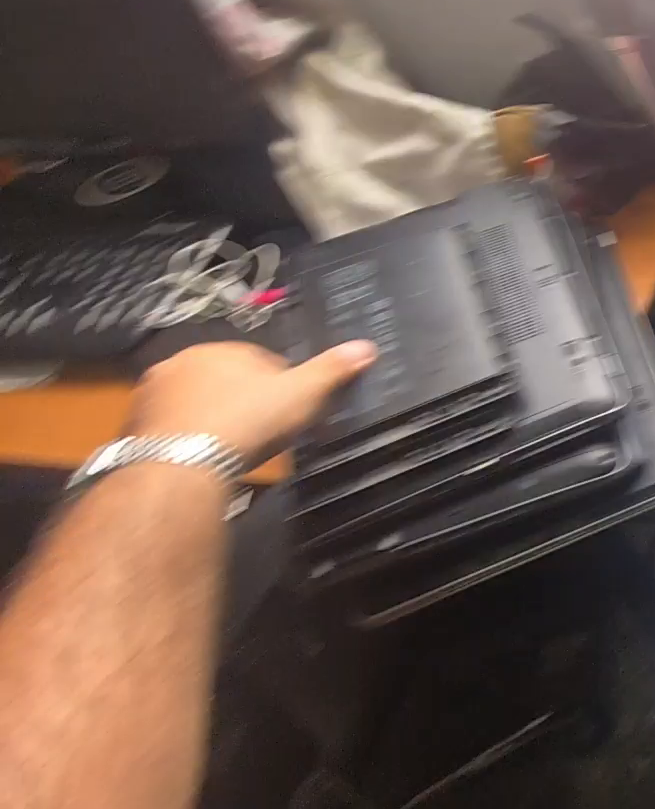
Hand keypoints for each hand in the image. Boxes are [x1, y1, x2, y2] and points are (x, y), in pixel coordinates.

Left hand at [125, 341, 378, 464]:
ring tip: (238, 440)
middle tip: (267, 424)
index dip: (283, 383)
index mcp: (222, 350)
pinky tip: (209, 449)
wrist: (181, 462)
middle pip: (228, 377)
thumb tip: (367, 345)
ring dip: (218, 412)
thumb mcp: (305, 393)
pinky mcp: (134, 420)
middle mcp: (180, 361)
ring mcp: (152, 391)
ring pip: (200, 398)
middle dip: (247, 396)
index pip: (263, 359)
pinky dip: (192, 430)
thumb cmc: (250, 419)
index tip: (292, 407)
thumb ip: (333, 369)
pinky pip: (175, 420)